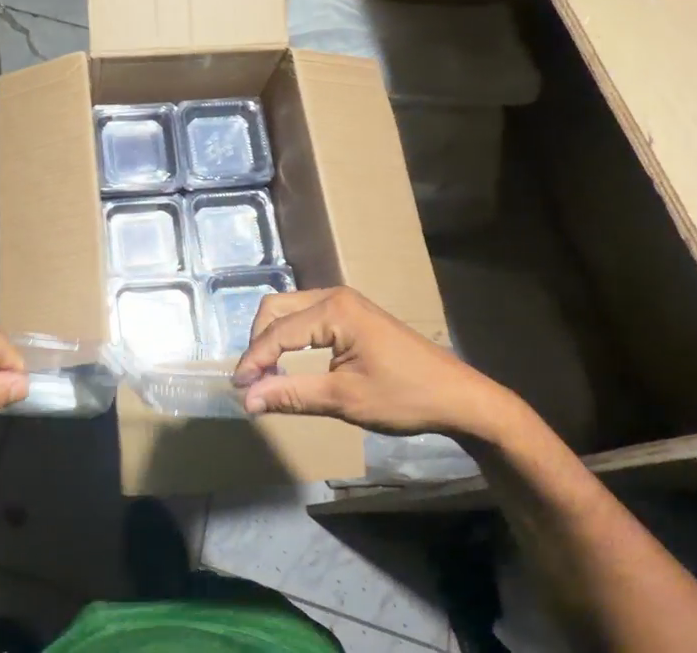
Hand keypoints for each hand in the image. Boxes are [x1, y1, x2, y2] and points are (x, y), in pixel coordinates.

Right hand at [232, 287, 515, 438]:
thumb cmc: (404, 397)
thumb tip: (247, 399)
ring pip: (289, 311)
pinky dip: (290, 338)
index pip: (277, 332)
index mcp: (334, 309)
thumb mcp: (344, 399)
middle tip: (250, 380)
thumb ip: (292, 394)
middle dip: (258, 342)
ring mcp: (345, 303)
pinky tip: (288, 362)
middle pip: (276, 309)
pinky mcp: (353, 315)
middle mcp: (335, 296)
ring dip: (272, 339)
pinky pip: (307, 318)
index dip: (253, 360)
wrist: (459, 398)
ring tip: (264, 374)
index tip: (237, 389)